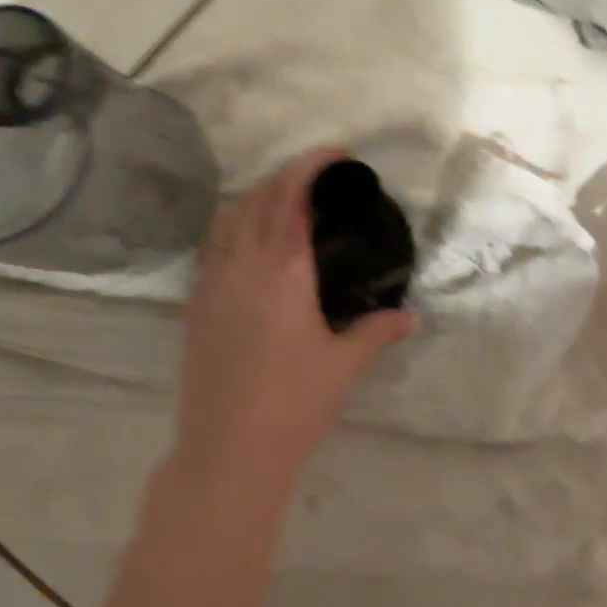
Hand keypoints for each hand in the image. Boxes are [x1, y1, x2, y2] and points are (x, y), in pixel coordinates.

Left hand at [174, 147, 418, 484]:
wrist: (227, 452)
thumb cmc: (293, 405)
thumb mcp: (343, 366)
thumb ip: (377, 332)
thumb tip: (411, 317)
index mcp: (282, 272)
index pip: (292, 199)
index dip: (311, 167)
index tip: (335, 154)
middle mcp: (241, 266)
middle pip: (258, 200)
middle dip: (287, 176)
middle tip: (318, 175)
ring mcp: (211, 285)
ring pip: (228, 220)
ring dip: (256, 198)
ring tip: (283, 201)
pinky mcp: (195, 306)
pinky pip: (213, 248)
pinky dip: (234, 228)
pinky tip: (250, 246)